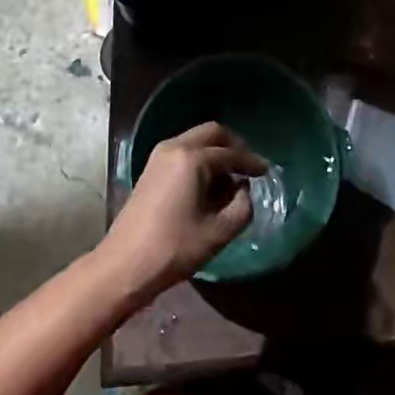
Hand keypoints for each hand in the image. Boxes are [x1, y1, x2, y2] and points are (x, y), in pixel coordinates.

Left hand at [98, 123, 267, 294]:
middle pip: (211, 133)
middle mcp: (174, 147)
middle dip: (233, 146)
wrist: (127, 262)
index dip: (251, 161)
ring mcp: (159, 155)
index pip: (230, 153)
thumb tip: (243, 189)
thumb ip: (242, 206)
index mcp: (192, 158)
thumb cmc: (176, 247)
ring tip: (230, 182)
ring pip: (196, 141)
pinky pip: (183, 152)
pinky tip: (208, 186)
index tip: (267, 171)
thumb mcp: (219, 232)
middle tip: (248, 168)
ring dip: (215, 153)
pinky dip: (200, 160)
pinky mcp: (151, 168)